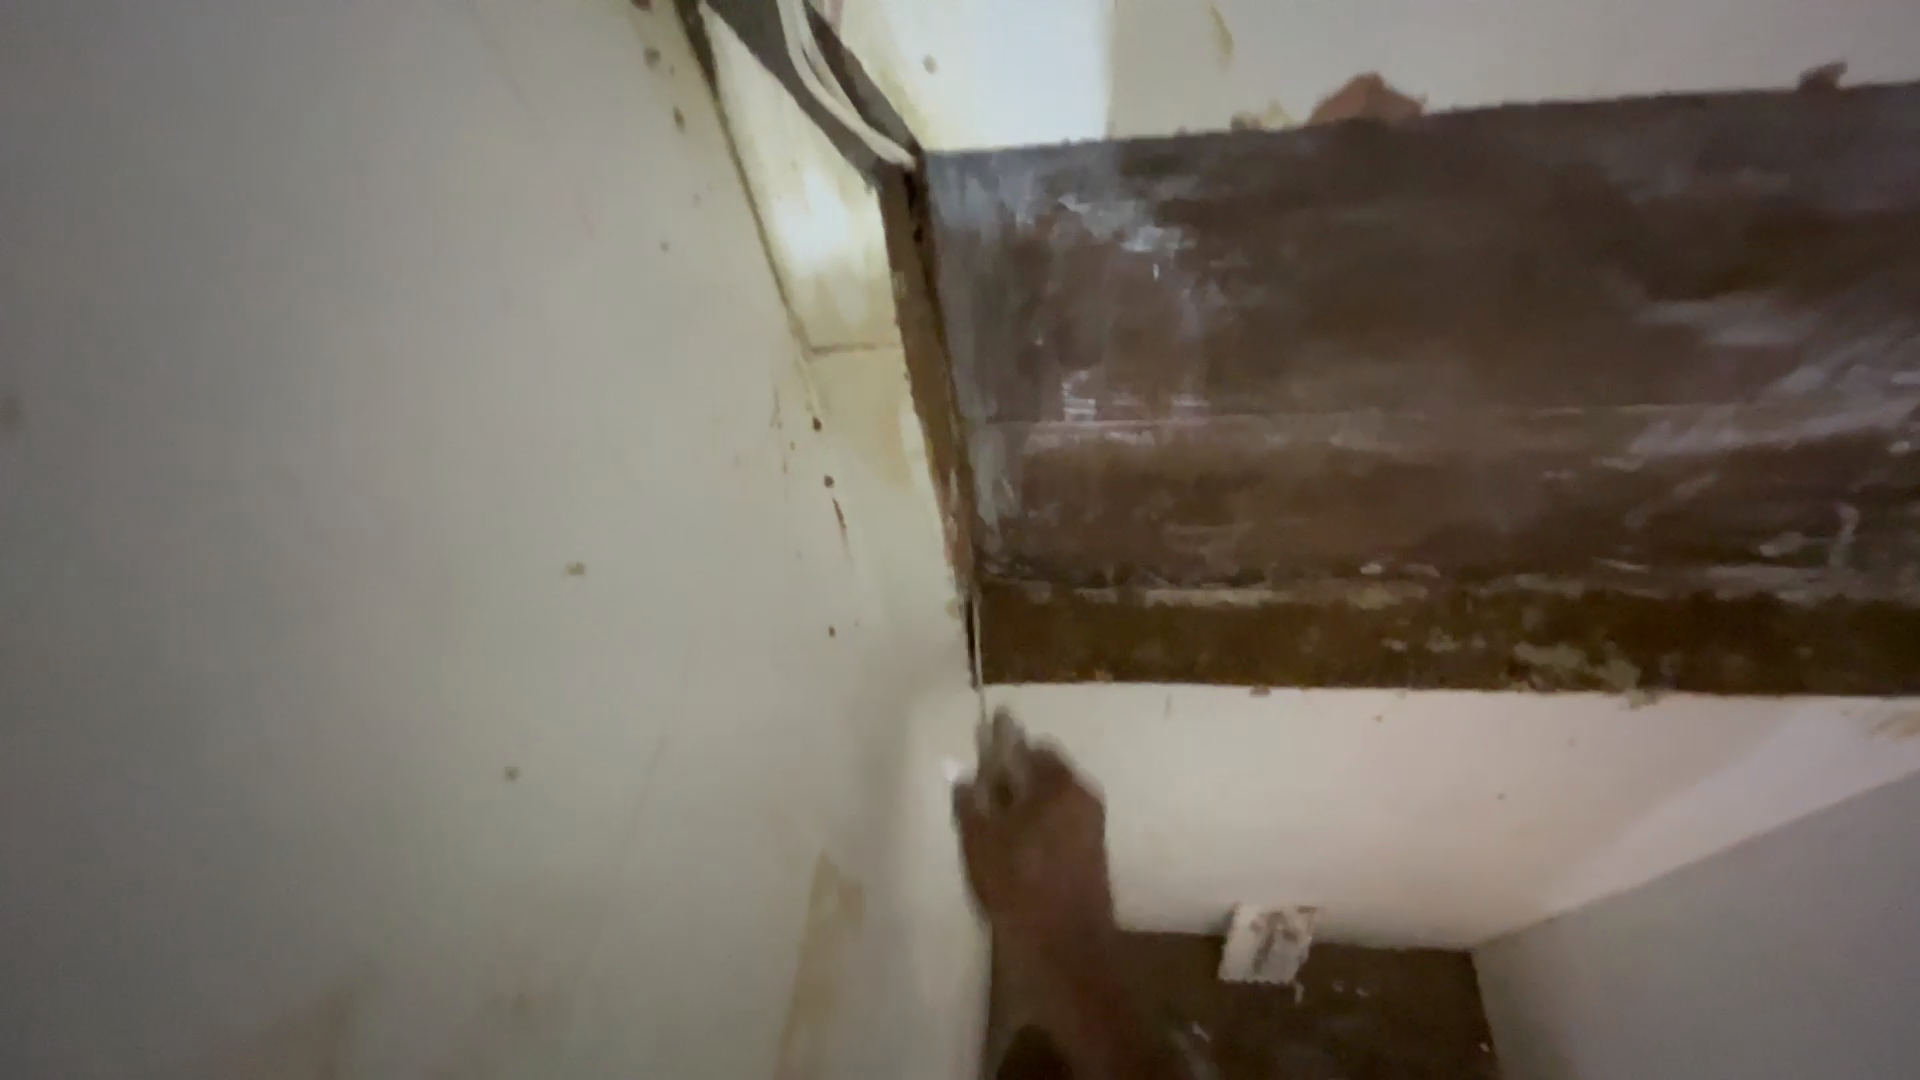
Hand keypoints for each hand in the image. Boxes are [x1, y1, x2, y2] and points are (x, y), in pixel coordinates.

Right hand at [952, 710, 1115, 956]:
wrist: (1065, 948)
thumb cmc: (1017, 886)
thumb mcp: (980, 841)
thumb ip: (970, 801)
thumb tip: (964, 774)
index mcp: (1056, 781)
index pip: (1024, 744)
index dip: (999, 742)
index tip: (981, 742)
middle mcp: (1080, 792)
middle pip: (1042, 767)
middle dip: (1013, 770)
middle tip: (983, 785)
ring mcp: (1092, 820)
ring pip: (1052, 793)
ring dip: (1027, 795)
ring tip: (995, 814)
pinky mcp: (1094, 847)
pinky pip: (1062, 815)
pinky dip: (1041, 816)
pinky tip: (1016, 838)